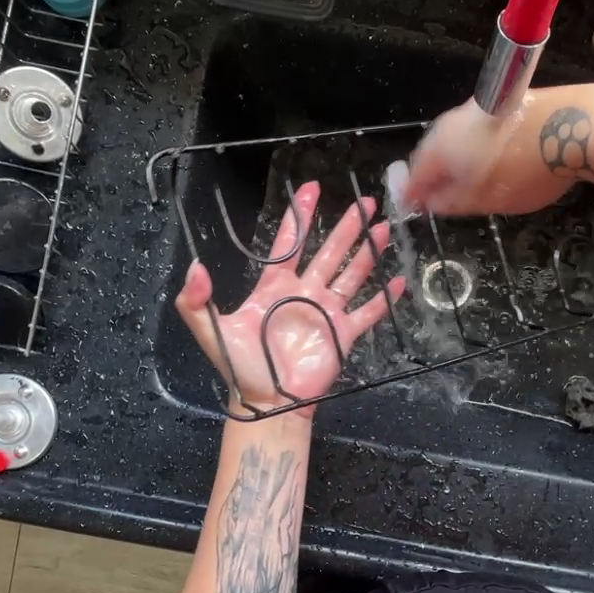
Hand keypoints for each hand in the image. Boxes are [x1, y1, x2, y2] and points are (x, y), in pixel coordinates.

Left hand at [174, 181, 406, 416]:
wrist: (268, 402)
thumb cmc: (241, 367)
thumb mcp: (210, 331)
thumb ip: (196, 300)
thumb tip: (195, 267)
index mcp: (273, 287)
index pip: (289, 244)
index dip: (300, 217)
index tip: (311, 190)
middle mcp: (303, 293)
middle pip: (328, 252)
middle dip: (345, 227)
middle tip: (364, 202)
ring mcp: (325, 312)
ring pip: (351, 274)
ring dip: (366, 252)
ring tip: (382, 228)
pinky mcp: (343, 334)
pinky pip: (368, 312)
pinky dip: (384, 298)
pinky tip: (398, 281)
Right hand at [401, 85, 593, 216]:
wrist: (579, 127)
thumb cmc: (527, 168)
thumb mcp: (483, 199)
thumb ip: (450, 202)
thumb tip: (430, 203)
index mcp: (442, 144)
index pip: (415, 173)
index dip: (413, 194)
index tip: (415, 209)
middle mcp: (455, 119)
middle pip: (435, 152)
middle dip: (436, 176)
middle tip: (442, 200)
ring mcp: (481, 108)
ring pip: (459, 140)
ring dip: (458, 162)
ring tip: (470, 185)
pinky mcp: (507, 104)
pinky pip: (481, 132)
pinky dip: (479, 150)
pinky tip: (495, 164)